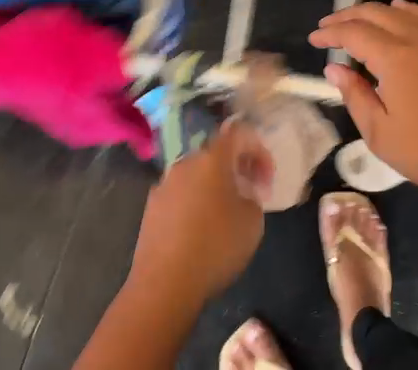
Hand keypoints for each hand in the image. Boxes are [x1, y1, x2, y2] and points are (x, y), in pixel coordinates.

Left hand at [129, 118, 269, 304]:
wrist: (164, 284)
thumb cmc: (215, 246)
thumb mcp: (253, 221)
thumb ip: (252, 197)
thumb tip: (240, 195)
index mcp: (212, 158)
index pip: (239, 133)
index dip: (259, 151)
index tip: (267, 180)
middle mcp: (185, 163)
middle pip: (216, 153)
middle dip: (237, 168)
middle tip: (251, 194)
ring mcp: (164, 184)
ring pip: (197, 174)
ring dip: (215, 186)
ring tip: (227, 214)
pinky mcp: (151, 208)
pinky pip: (181, 194)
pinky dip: (195, 202)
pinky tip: (201, 230)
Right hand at [310, 0, 417, 202]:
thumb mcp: (379, 132)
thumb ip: (354, 95)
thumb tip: (335, 68)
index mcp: (394, 57)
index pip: (354, 33)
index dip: (331, 33)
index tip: (314, 39)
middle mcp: (415, 38)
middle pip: (374, 13)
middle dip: (346, 17)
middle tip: (327, 28)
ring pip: (397, 11)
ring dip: (371, 12)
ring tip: (353, 23)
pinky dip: (403, 11)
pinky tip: (395, 14)